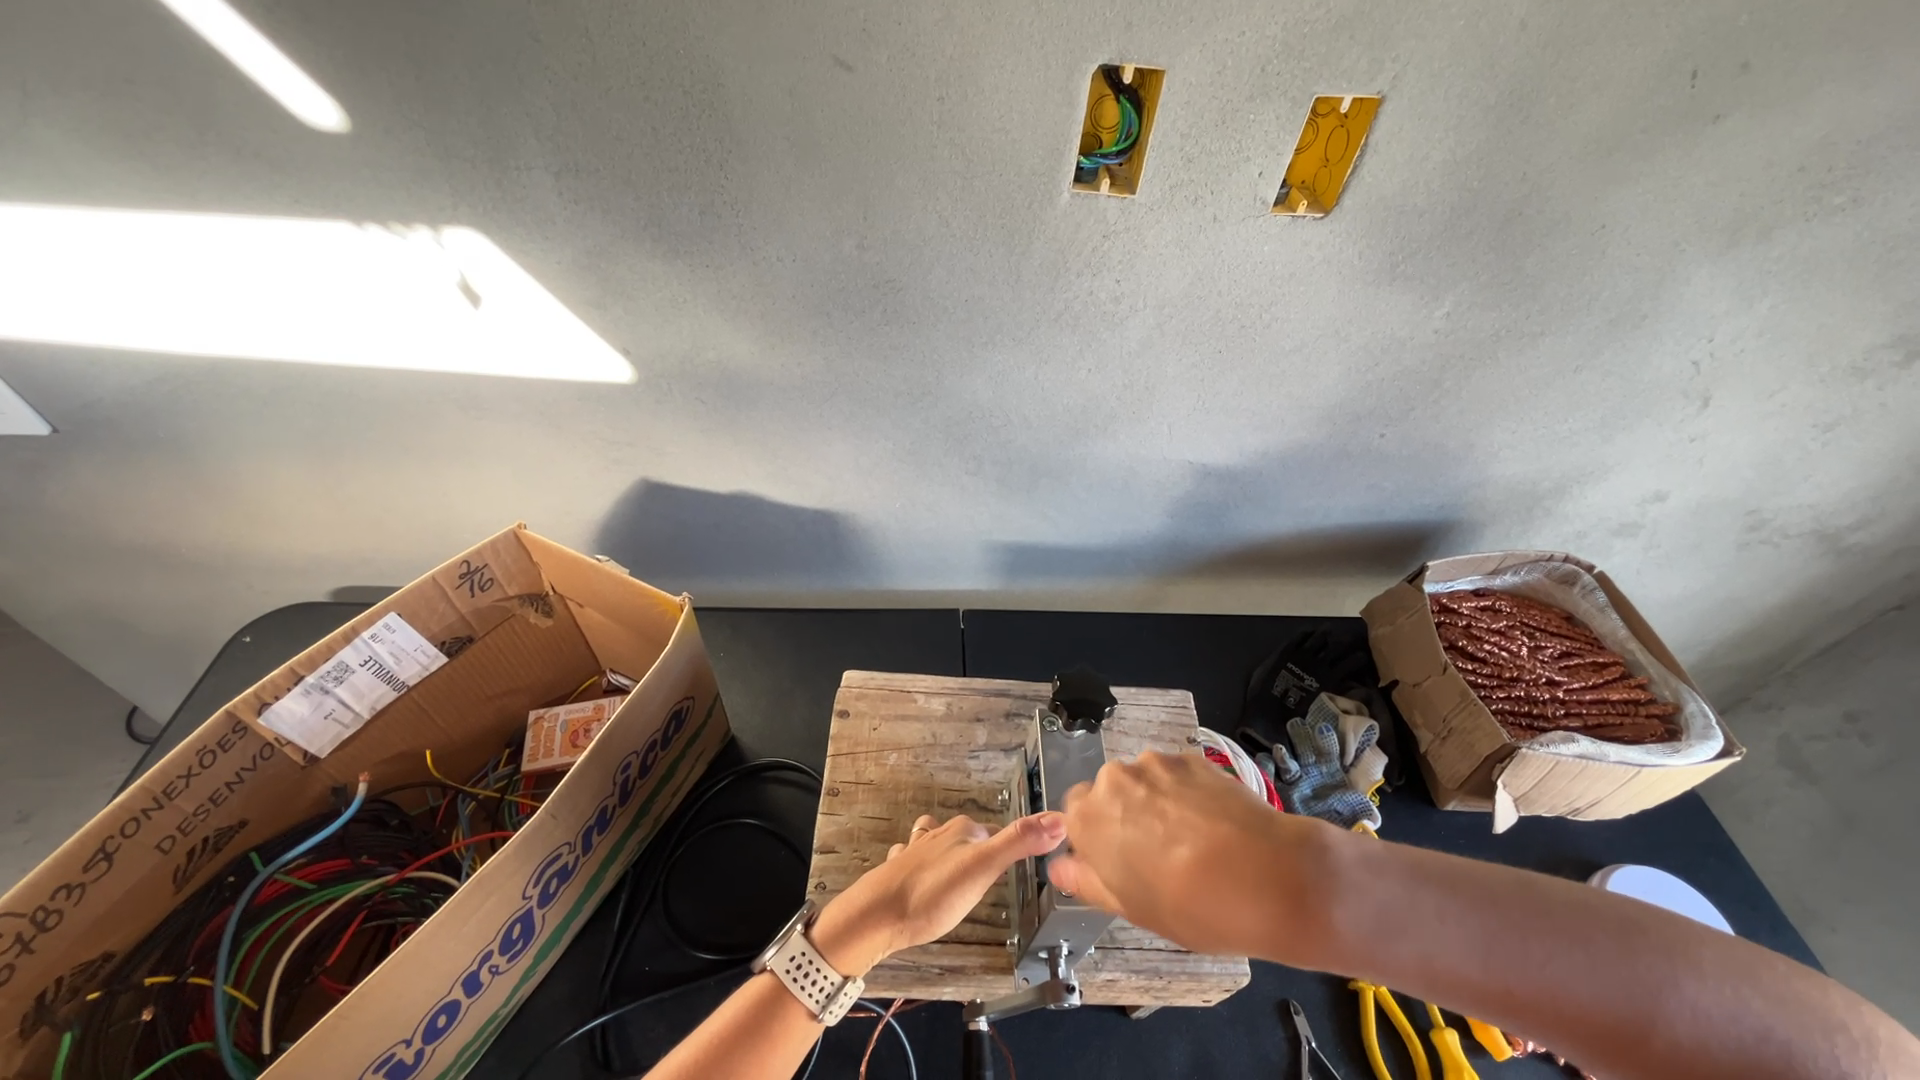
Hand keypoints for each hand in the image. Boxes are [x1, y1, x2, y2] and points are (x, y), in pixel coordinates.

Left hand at [811, 811, 1064, 975]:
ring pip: (935, 841)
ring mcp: (914, 850)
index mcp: (963, 832)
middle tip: (989, 875)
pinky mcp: (895, 870)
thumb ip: (1019, 843)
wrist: (875, 916)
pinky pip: (909, 860)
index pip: (995, 834)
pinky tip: (917, 878)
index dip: (1006, 850)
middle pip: (966, 836)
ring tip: (956, 870)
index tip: (1015, 865)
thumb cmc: (931, 895)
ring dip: (945, 851)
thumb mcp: (983, 869)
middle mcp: (938, 834)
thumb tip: (1059, 819)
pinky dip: (916, 865)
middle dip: (977, 850)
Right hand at [1048, 751, 1337, 961]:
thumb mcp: (1131, 909)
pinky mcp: (1193, 759)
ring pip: (1144, 781)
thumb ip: (1087, 881)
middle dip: (1125, 817)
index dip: (1096, 839)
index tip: (1119, 862)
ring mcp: (1156, 765)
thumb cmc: (1193, 905)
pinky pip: (1177, 775)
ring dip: (1155, 802)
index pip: (1075, 816)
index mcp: (1088, 818)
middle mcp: (1114, 781)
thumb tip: (1061, 868)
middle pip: (1109, 793)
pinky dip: (1186, 793)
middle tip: (1156, 856)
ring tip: (1190, 840)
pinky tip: (1212, 826)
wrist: (1270, 877)